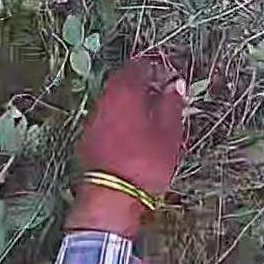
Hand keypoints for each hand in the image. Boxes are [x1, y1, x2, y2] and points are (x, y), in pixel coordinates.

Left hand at [68, 55, 186, 237]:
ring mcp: (94, 118)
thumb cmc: (145, 162)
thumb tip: (175, 85)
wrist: (111, 197)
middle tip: (161, 92)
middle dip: (142, 82)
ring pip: (114, 98)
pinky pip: (107, 116)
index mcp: (125, 91)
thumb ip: (172, 104)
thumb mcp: (169, 133)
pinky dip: (121, 116)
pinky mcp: (89, 136)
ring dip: (130, 100)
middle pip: (122, 80)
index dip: (155, 67)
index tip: (168, 76)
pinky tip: (133, 131)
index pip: (138, 65)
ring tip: (150, 114)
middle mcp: (105, 99)